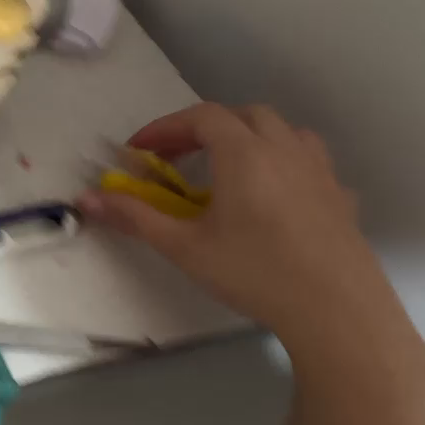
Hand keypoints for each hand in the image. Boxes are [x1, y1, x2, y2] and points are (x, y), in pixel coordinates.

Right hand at [79, 103, 419, 362]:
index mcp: (245, 155)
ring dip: (246, 137)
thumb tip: (85, 198)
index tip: (137, 152)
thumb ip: (133, 216)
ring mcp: (319, 172)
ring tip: (222, 168)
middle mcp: (285, 152)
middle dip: (203, 128)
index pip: (202, 118)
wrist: (336, 309)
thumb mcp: (181, 245)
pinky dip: (278, 162)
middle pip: (243, 115)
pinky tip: (267, 194)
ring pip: (282, 132)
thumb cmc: (252, 271)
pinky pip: (307, 161)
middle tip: (175, 157)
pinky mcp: (339, 196)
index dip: (165, 127)